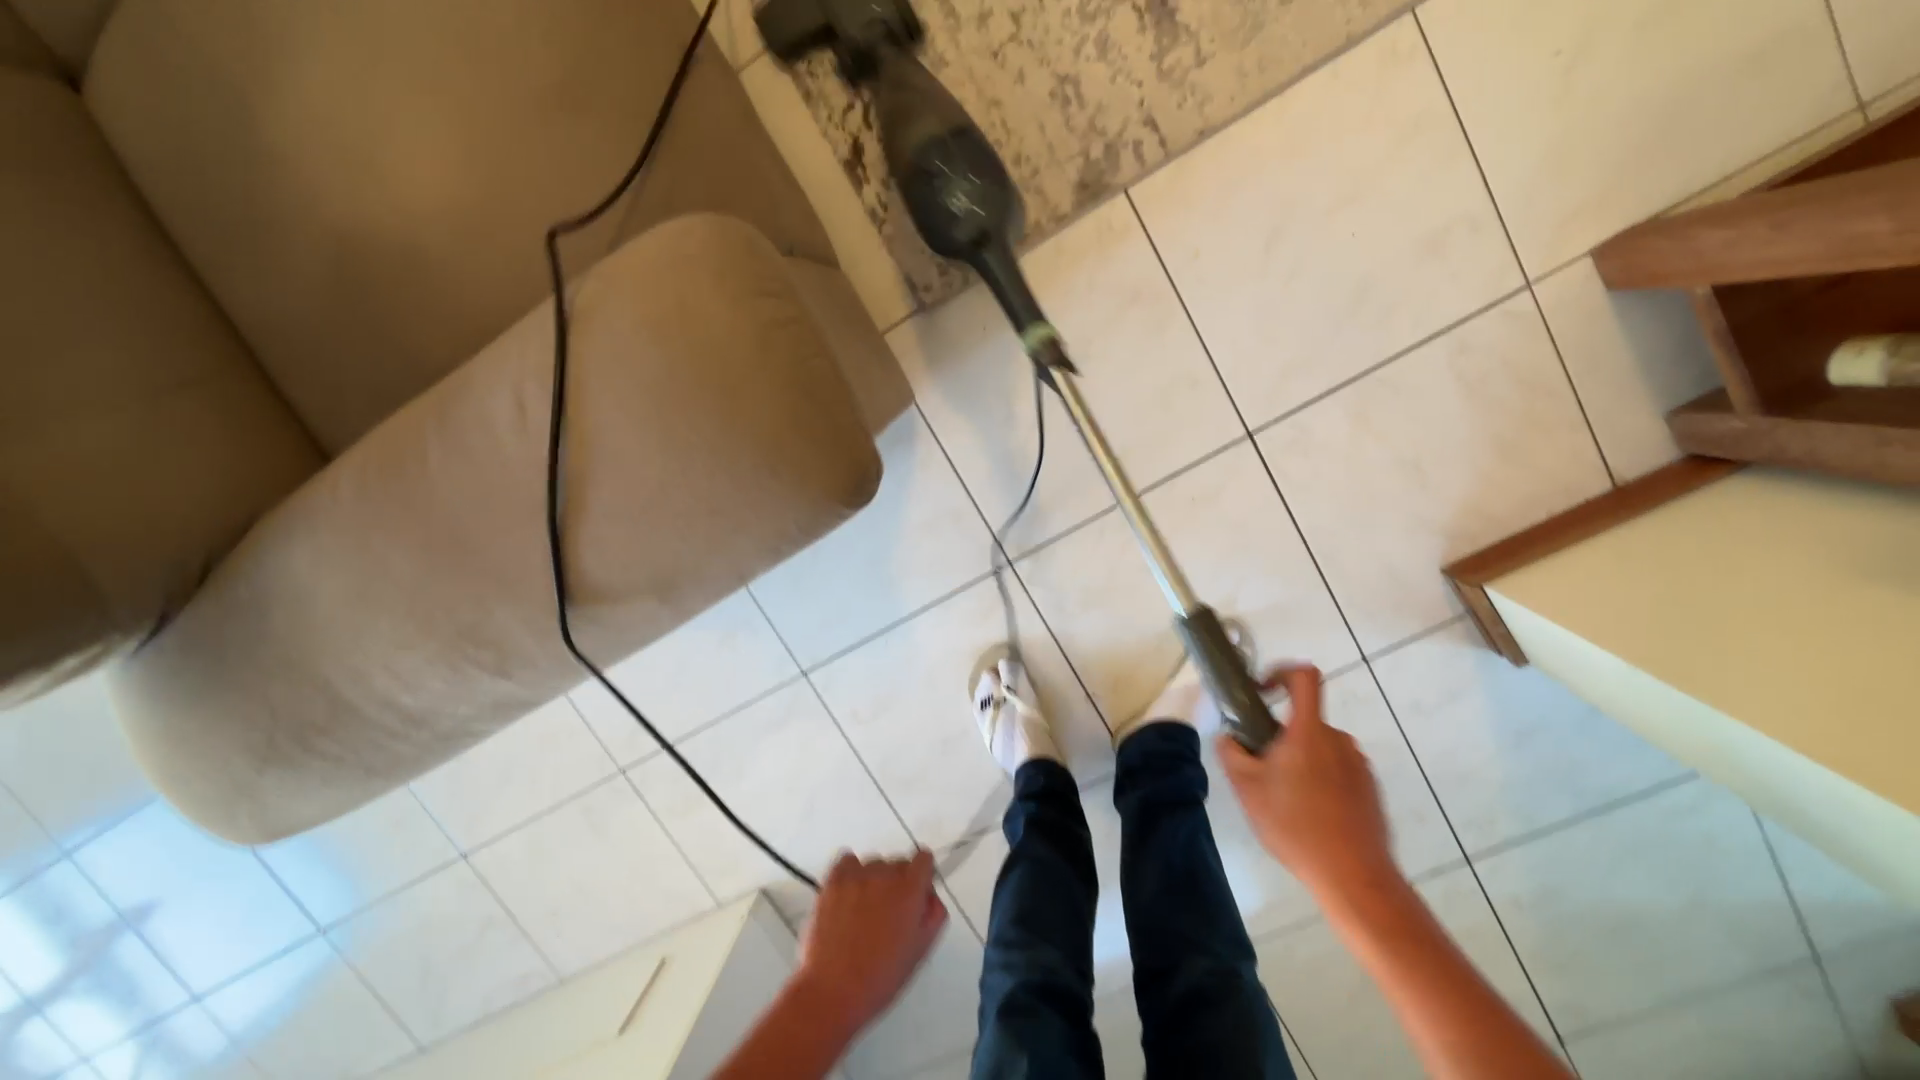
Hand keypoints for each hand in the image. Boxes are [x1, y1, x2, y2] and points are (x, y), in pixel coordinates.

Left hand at [796, 850, 948, 1031]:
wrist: (834, 990)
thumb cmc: (883, 976)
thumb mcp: (921, 949)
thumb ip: (934, 913)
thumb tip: (928, 894)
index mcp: (910, 890)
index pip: (924, 858)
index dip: (922, 876)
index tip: (917, 897)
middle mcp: (885, 874)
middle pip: (898, 862)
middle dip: (899, 882)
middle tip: (890, 914)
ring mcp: (855, 876)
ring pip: (873, 864)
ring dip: (875, 879)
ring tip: (864, 910)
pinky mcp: (831, 881)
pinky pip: (846, 860)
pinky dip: (851, 872)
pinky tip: (848, 895)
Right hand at [1218, 665, 1399, 900]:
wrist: (1353, 875)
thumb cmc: (1295, 826)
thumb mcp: (1247, 790)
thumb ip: (1231, 753)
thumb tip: (1229, 736)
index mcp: (1308, 731)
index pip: (1304, 677)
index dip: (1281, 673)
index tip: (1261, 692)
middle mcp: (1338, 739)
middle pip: (1304, 723)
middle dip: (1281, 740)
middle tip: (1263, 774)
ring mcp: (1359, 764)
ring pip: (1320, 750)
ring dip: (1301, 764)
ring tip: (1287, 803)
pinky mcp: (1370, 789)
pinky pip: (1338, 772)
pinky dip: (1321, 784)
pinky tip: (1312, 818)